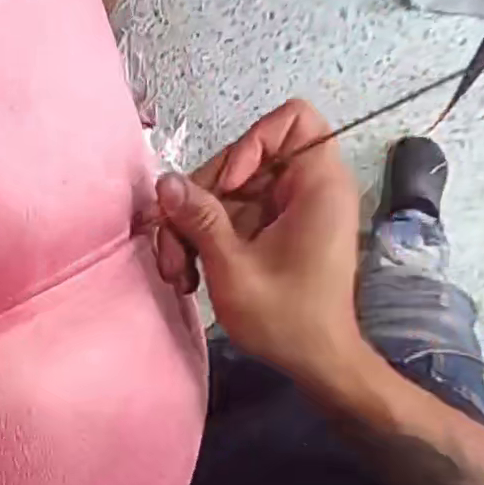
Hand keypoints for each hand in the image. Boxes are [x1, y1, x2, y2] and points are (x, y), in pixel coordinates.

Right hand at [153, 98, 368, 390]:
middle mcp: (305, 190)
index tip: (231, 185)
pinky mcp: (271, 232)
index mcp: (317, 186)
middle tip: (176, 245)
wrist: (318, 364)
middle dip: (201, 199)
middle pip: (242, 160)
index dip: (253, 142)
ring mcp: (286, 211)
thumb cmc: (288, 320)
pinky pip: (232, 216)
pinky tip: (189, 274)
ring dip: (195, 227)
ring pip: (228, 192)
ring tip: (178, 271)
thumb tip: (165, 182)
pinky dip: (208, 240)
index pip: (294, 120)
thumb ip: (200, 219)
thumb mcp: (234, 269)